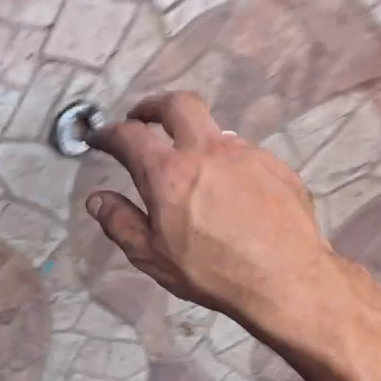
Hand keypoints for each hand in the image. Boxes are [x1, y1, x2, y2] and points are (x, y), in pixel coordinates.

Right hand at [86, 92, 345, 322]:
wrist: (283, 276)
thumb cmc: (207, 270)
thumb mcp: (149, 255)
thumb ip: (119, 222)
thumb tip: (98, 199)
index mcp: (169, 174)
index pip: (131, 137)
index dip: (109, 133)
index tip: (98, 138)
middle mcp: (207, 151)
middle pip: (179, 105)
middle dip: (153, 106)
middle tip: (139, 118)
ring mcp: (245, 153)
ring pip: (211, 128)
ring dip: (189, 136)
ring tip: (183, 164)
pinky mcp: (273, 164)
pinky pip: (238, 151)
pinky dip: (219, 159)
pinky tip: (221, 188)